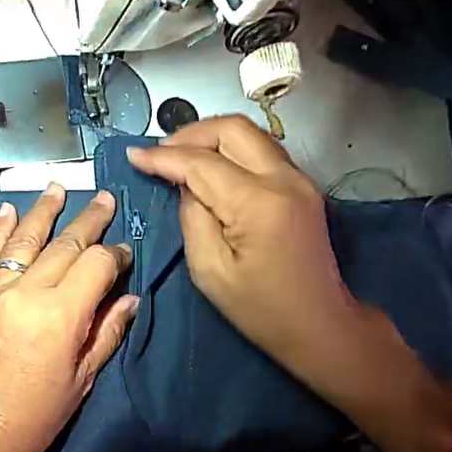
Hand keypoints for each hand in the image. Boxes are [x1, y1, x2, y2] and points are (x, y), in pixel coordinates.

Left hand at [0, 184, 139, 451]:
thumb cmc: (29, 421)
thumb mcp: (78, 384)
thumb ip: (104, 335)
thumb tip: (127, 299)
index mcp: (59, 315)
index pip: (95, 266)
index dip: (115, 255)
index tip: (125, 252)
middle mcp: (25, 291)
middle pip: (63, 245)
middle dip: (87, 220)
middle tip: (103, 198)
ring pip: (22, 239)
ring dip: (42, 212)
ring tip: (57, 188)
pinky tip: (7, 211)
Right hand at [129, 115, 451, 451]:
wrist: (319, 322)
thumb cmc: (258, 308)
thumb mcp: (208, 269)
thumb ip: (192, 217)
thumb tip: (184, 185)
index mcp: (257, 203)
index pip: (200, 162)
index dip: (162, 157)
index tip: (132, 156)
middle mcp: (283, 178)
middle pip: (231, 129)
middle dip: (188, 135)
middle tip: (159, 155)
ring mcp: (298, 178)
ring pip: (248, 133)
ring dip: (209, 138)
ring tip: (178, 158)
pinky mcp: (301, 184)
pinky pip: (260, 149)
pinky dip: (228, 149)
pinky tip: (207, 168)